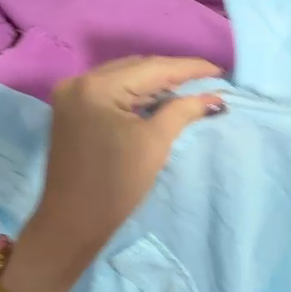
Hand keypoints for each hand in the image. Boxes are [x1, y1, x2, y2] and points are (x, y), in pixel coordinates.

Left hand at [1, 56, 224, 291]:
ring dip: (155, 82)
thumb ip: (183, 110)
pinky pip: (111, 91)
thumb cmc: (116, 186)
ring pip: (124, 77)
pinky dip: (136, 93)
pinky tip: (160, 97)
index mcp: (97, 87)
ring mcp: (71, 94)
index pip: (151, 68)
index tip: (219, 70)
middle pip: (136, 68)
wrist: (72, 223)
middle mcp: (79, 81)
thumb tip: (214, 96)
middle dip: (172, 73)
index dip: (188, 68)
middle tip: (207, 79)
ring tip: (189, 86)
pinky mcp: (72, 109)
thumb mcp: (154, 143)